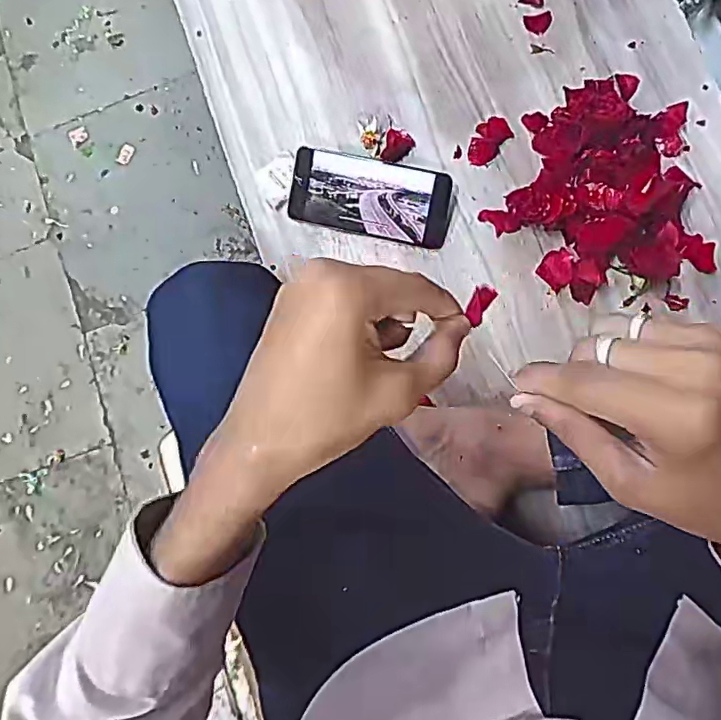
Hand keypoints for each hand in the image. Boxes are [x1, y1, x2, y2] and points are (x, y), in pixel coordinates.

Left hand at [153, 259, 470, 583]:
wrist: (257, 446)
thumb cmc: (321, 420)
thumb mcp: (399, 391)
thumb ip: (442, 354)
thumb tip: (459, 328)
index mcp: (346, 288)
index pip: (416, 287)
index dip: (447, 307)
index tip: (463, 326)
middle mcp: (321, 273)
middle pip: (393, 286)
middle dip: (416, 316)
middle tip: (430, 350)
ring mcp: (302, 283)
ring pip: (371, 291)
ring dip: (389, 319)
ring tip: (383, 363)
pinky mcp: (293, 299)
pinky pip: (346, 297)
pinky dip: (364, 319)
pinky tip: (361, 355)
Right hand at [512, 317, 720, 599]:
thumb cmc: (712, 505)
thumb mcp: (635, 486)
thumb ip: (577, 435)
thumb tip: (527, 398)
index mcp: (678, 416)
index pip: (586, 383)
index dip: (543, 381)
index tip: (517, 384)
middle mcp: (696, 366)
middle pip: (598, 346)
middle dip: (574, 372)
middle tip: (579, 405)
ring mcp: (713, 341)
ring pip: (621, 327)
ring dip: (603, 356)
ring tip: (617, 394)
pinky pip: (651, 324)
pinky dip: (635, 347)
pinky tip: (648, 379)